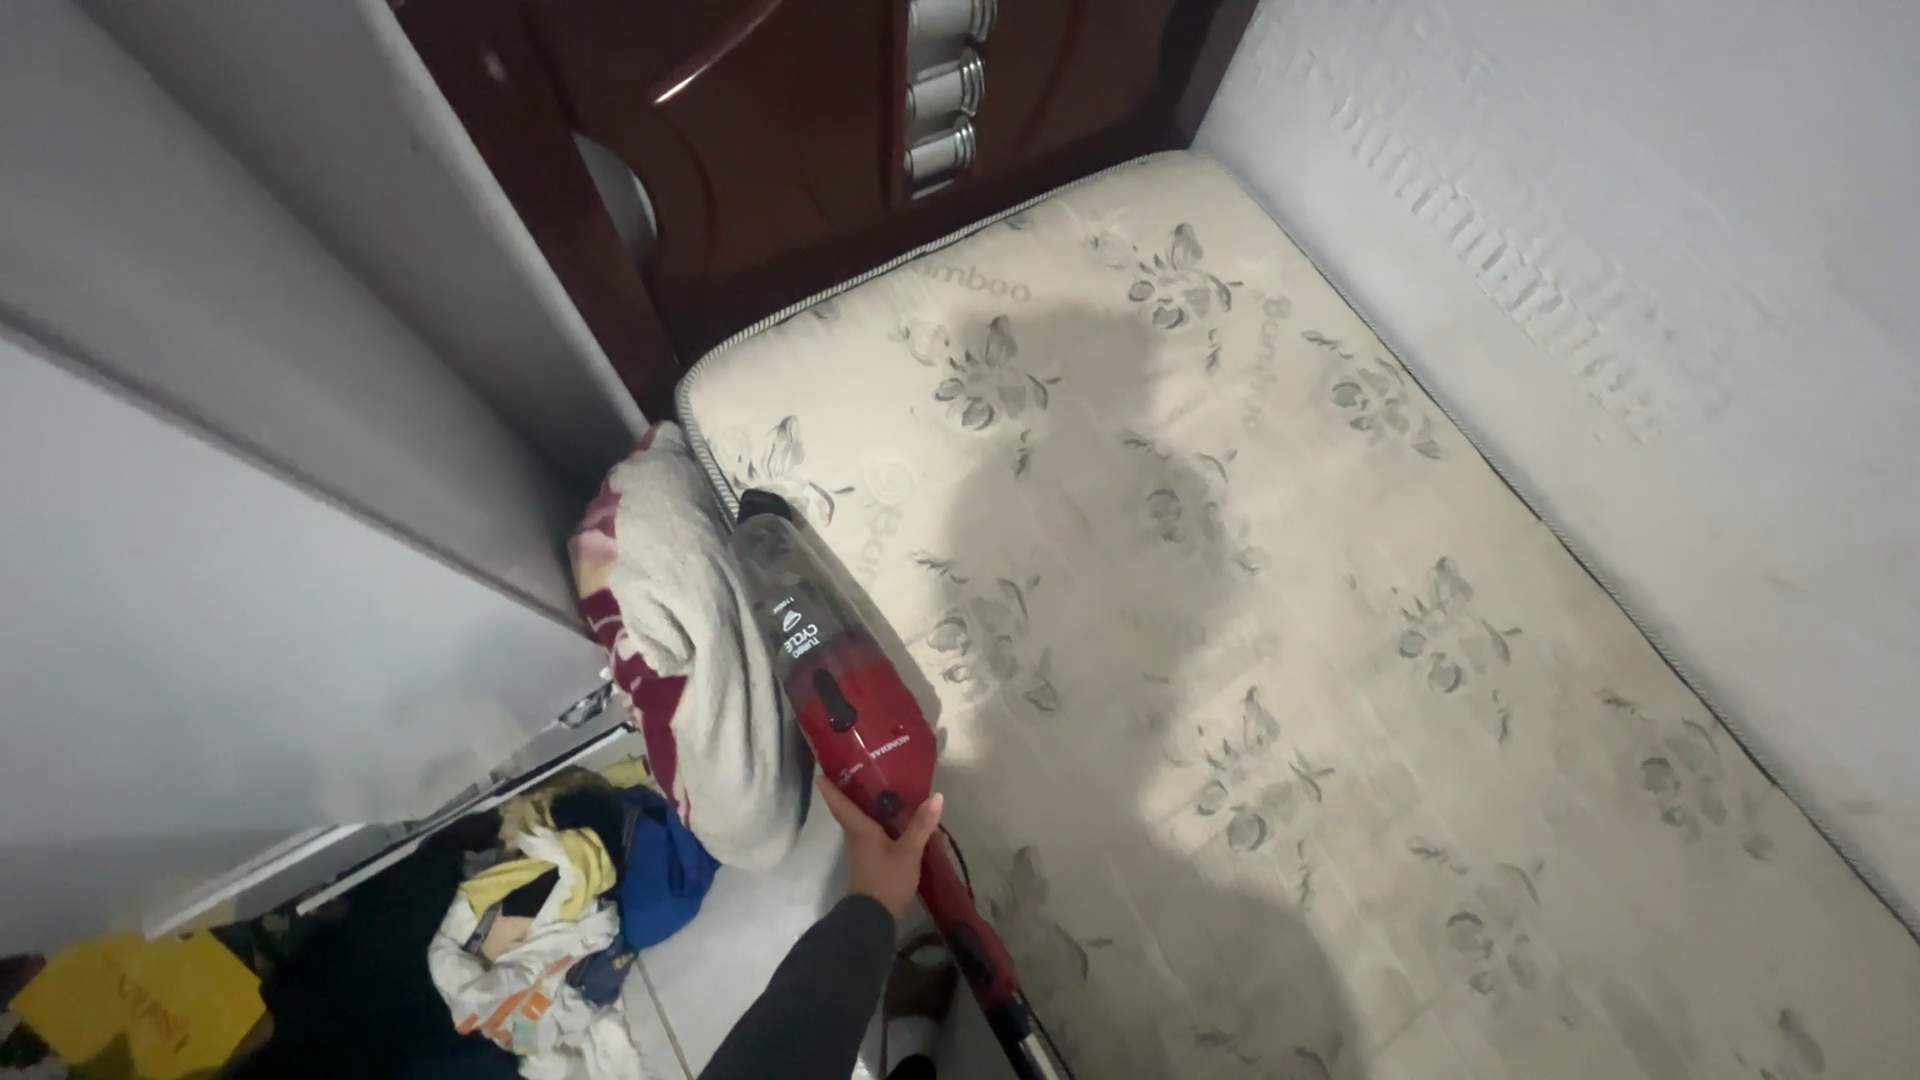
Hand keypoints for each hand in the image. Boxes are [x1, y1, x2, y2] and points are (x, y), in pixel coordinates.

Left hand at [817, 774, 943, 919]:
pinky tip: (892, 822)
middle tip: (856, 772)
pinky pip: (870, 835)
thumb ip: (921, 825)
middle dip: (849, 793)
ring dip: (864, 808)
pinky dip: (877, 824)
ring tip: (879, 791)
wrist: (873, 921)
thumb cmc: (886, 881)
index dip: (830, 789)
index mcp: (860, 830)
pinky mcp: (869, 864)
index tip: (820, 773)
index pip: (841, 805)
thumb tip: (936, 796)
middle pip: (849, 811)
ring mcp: (861, 852)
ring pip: (860, 824)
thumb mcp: (908, 852)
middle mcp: (856, 838)